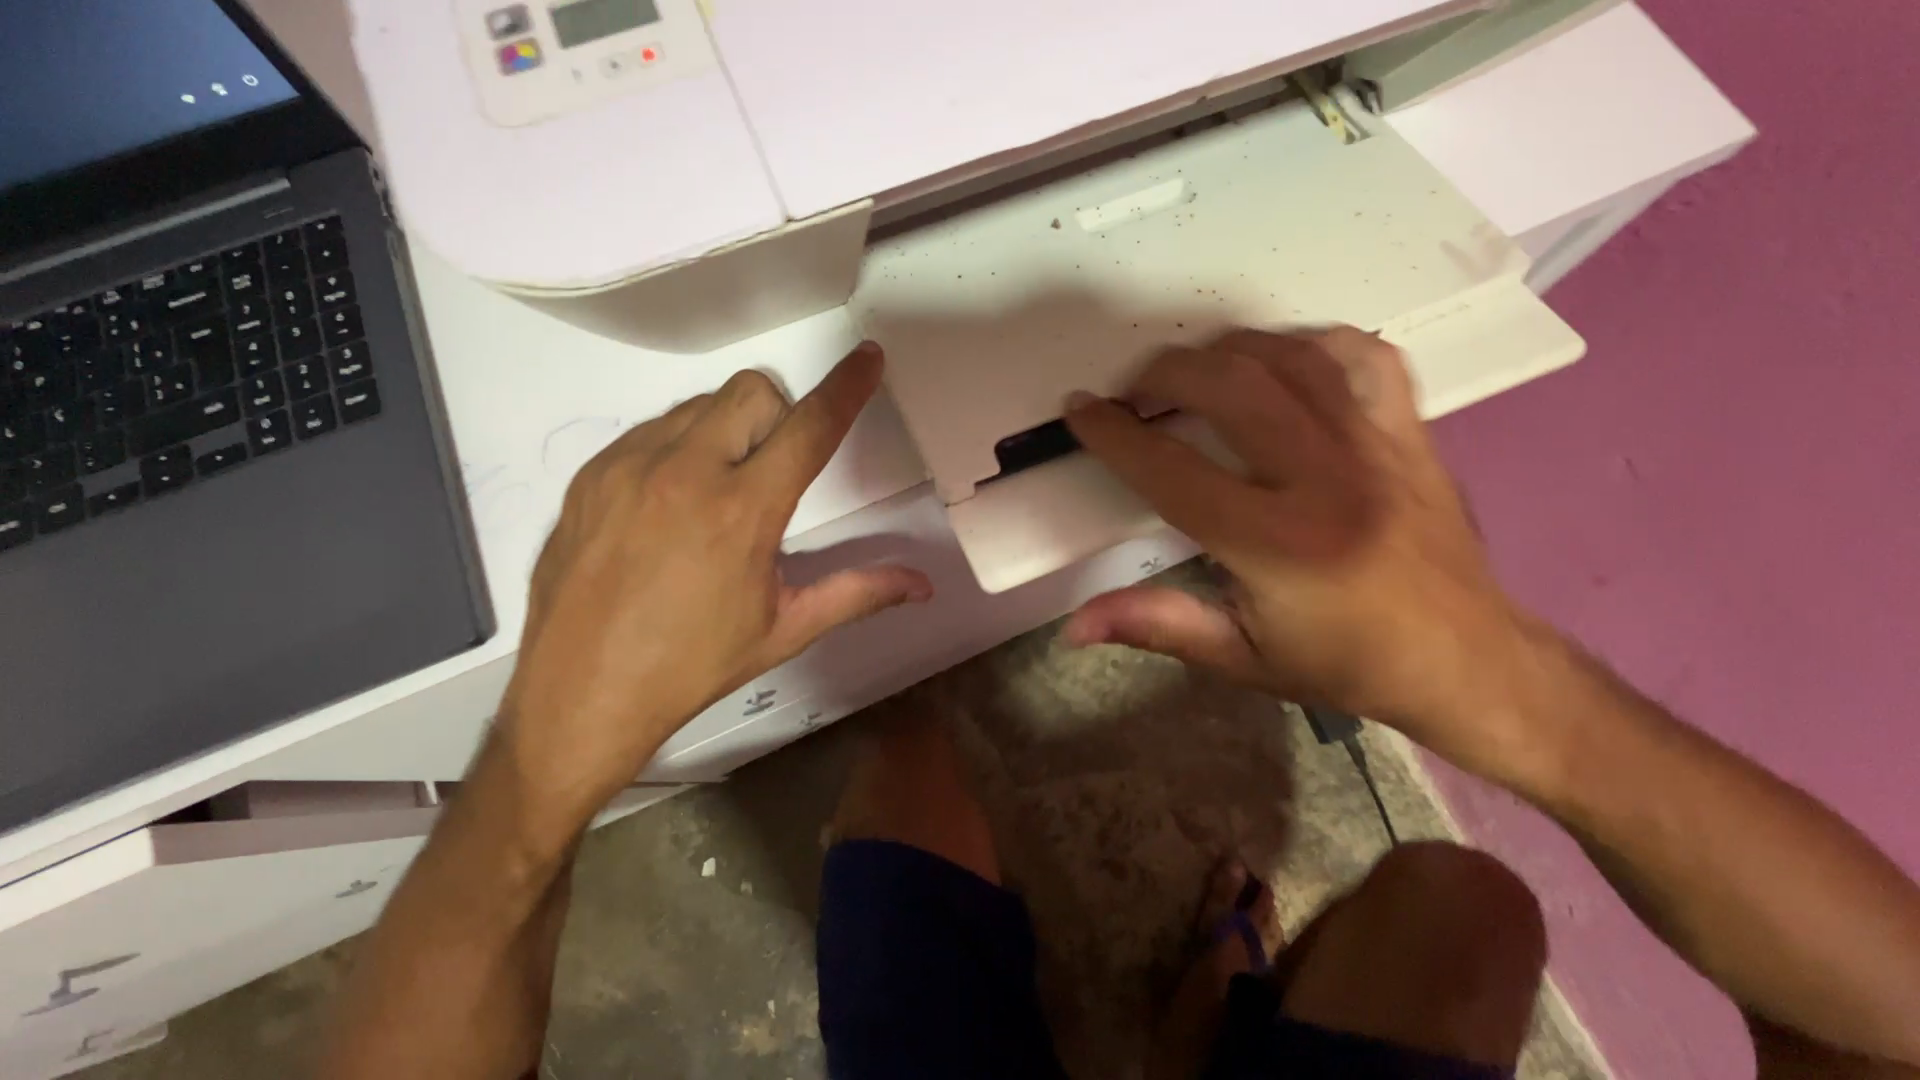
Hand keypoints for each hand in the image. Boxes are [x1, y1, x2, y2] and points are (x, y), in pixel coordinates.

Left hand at [497, 344, 932, 823]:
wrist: (580, 695)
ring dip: (725, 431)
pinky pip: (648, 431)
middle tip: (771, 474)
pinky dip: (675, 450)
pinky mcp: (590, 476)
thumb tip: (922, 585)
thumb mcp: (784, 630)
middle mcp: (684, 473)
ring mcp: (628, 468)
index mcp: (742, 512)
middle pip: (751, 392)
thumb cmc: (692, 667)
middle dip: (777, 417)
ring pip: (697, 406)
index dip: (846, 387)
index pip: (809, 428)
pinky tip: (667, 508)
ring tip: (715, 495)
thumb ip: (858, 594)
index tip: (866, 358)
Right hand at [1062, 327, 1546, 775]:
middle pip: (1230, 387)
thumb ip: (1157, 625)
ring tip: (1196, 369)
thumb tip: (1072, 626)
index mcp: (1278, 545)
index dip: (1115, 435)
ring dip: (1227, 350)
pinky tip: (1283, 360)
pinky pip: (1363, 356)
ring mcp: (1377, 446)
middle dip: (1165, 374)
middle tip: (1135, 389)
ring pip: (1290, 357)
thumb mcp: (1242, 657)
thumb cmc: (1345, 665)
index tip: (1081, 410)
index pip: (1173, 471)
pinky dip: (1313, 343)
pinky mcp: (1411, 431)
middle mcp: (1327, 479)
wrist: (1466, 660)